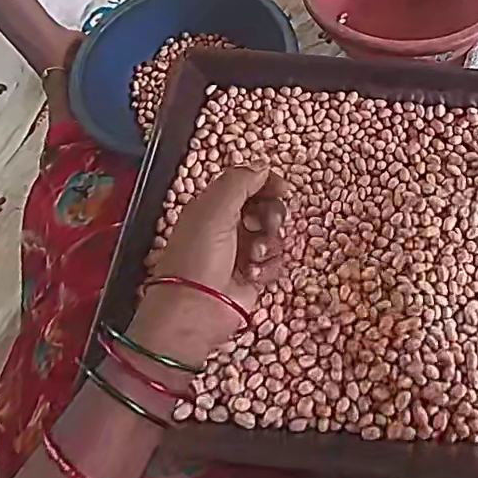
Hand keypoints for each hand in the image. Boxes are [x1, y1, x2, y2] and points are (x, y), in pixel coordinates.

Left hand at [134, 166, 289, 364]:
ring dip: (269, 244)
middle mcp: (228, 225)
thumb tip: (262, 166)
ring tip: (254, 256)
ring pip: (275, 235)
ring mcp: (242, 251)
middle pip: (266, 208)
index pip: (248, 183)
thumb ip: (239, 182)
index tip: (282, 189)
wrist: (196, 310)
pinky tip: (253, 274)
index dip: (267, 183)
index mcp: (214, 205)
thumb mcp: (214, 210)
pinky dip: (268, 267)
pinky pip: (276, 261)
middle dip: (271, 216)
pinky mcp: (254, 275)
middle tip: (263, 226)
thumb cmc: (198, 257)